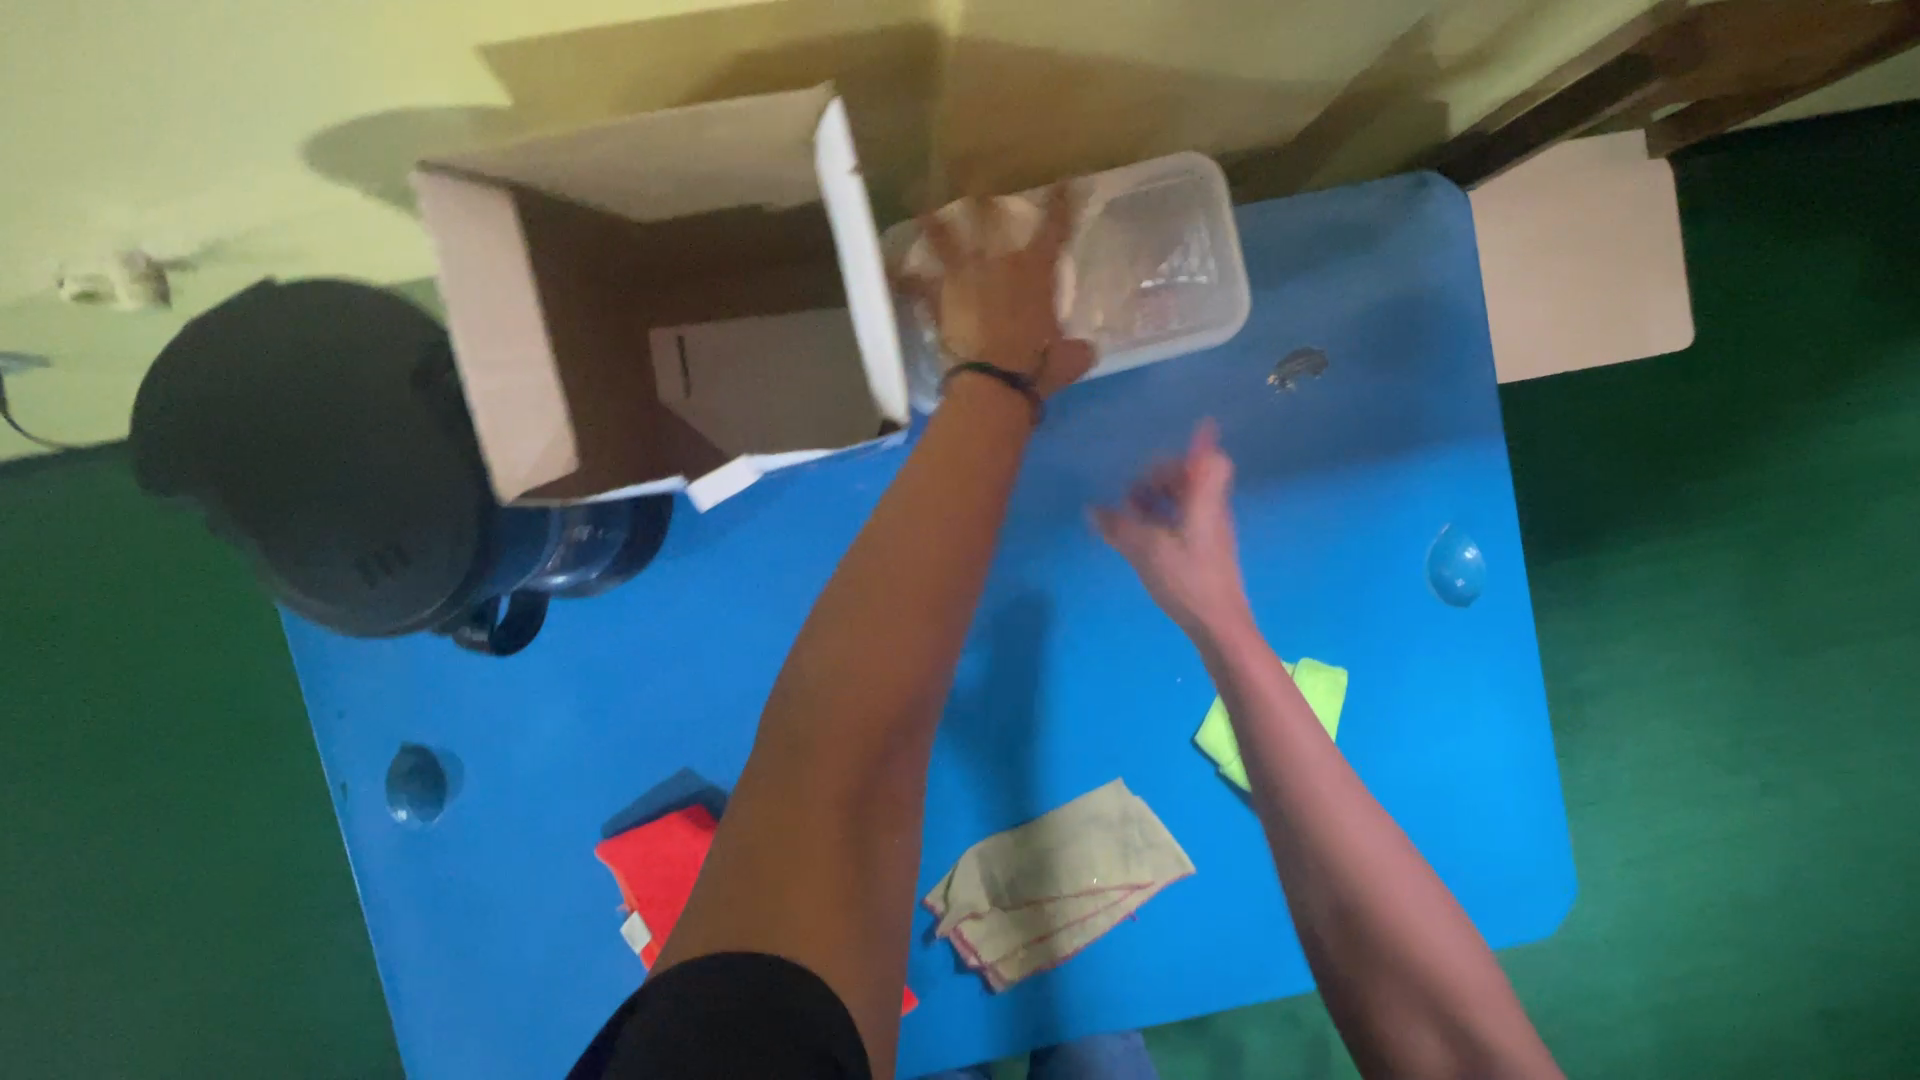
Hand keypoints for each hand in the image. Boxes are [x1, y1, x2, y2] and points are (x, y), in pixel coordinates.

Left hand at [899, 184, 1094, 398]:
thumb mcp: (1067, 359)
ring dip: (933, 222)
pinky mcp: (938, 301)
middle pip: (991, 219)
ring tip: (919, 200)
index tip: (1064, 183)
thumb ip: (1075, 350)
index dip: (1061, 203)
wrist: (995, 382)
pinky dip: (901, 277)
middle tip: (976, 177)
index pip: (1055, 229)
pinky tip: (889, 267)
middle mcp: (998, 265)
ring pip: (946, 240)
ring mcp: (964, 278)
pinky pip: (915, 285)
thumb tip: (1085, 352)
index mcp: (1037, 272)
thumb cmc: (1037, 368)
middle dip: (985, 197)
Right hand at [1092, 420, 1254, 640]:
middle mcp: (1214, 509)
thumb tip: (1092, 510)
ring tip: (1135, 520)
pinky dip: (1166, 522)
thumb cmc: (1186, 579)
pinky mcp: (1210, 552)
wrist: (1219, 624)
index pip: (1212, 460)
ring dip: (1162, 503)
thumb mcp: (1144, 550)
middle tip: (1135, 499)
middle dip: (1162, 481)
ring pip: (1190, 502)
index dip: (1193, 451)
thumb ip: (1118, 526)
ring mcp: (1215, 532)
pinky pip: (1188, 522)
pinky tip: (1146, 541)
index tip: (1159, 469)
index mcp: (1204, 500)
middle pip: (1195, 478)